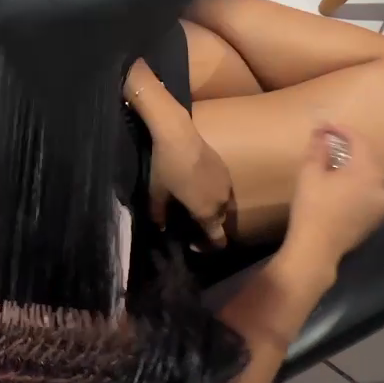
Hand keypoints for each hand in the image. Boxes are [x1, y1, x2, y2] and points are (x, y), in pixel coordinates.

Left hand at [148, 111, 237, 248]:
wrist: (178, 134)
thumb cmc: (166, 166)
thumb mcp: (157, 192)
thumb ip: (159, 214)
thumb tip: (161, 228)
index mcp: (207, 212)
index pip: (218, 241)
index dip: (207, 247)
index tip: (192, 242)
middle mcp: (222, 202)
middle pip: (220, 222)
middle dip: (207, 225)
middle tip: (189, 218)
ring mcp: (226, 184)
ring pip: (223, 204)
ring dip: (212, 207)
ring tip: (194, 198)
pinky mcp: (225, 168)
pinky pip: (222, 187)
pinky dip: (213, 190)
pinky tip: (197, 181)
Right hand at [282, 126, 383, 270]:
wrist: (319, 246)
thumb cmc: (312, 205)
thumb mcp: (310, 172)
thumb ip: (319, 147)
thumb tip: (322, 129)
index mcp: (366, 173)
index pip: (360, 142)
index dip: (343, 131)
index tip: (325, 126)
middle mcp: (381, 186)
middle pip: (369, 158)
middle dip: (351, 146)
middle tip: (329, 139)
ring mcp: (382, 204)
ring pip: (371, 175)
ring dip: (356, 163)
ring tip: (335, 159)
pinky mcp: (377, 217)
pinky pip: (371, 190)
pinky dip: (359, 180)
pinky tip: (342, 182)